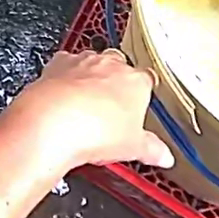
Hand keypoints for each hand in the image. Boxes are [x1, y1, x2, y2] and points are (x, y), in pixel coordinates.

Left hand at [0, 50, 175, 173]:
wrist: (55, 121)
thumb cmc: (96, 128)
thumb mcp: (134, 147)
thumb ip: (152, 149)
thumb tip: (162, 155)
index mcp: (136, 81)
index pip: (147, 79)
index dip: (144, 93)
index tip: (141, 106)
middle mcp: (109, 64)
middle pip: (118, 66)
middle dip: (116, 83)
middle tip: (113, 109)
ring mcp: (82, 62)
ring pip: (91, 63)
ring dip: (90, 78)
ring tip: (87, 107)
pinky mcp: (58, 64)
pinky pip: (64, 65)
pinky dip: (65, 77)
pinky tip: (64, 96)